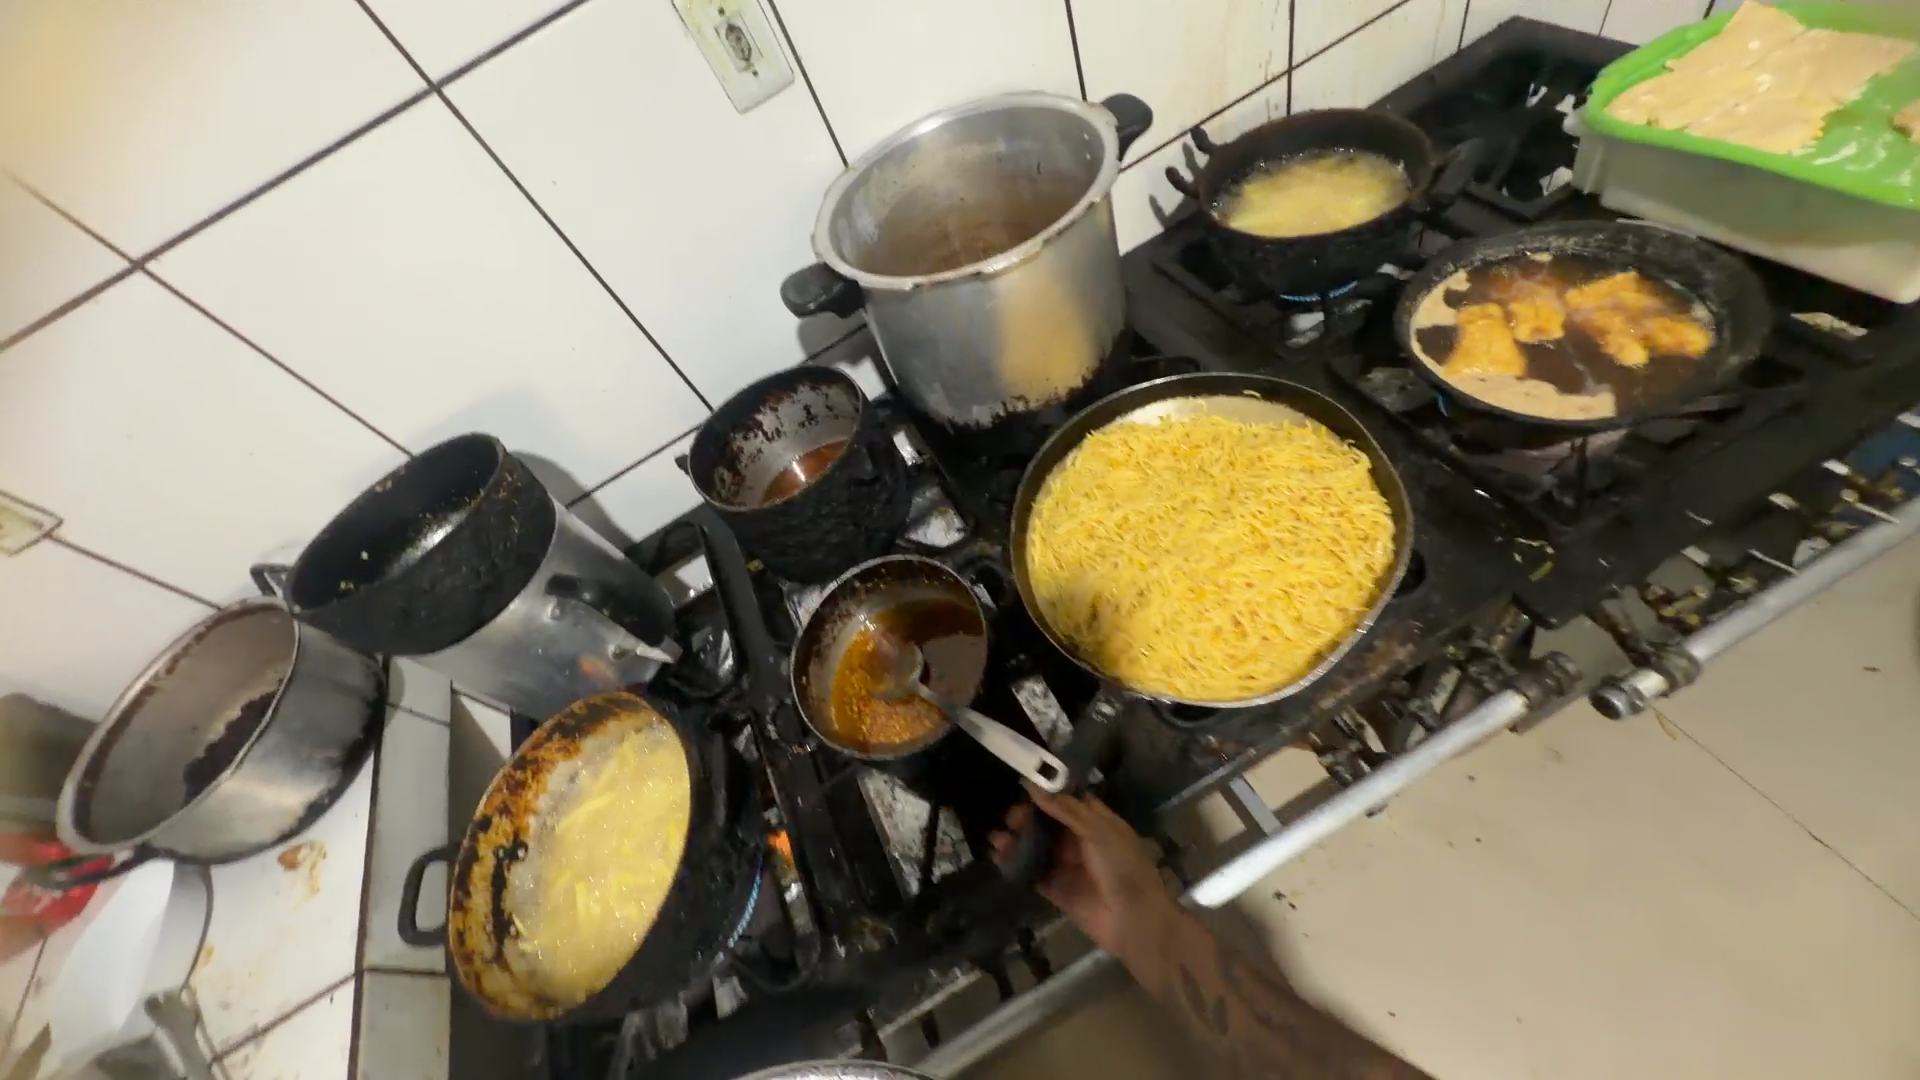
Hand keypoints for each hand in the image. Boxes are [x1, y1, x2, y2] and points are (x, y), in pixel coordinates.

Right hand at [989, 784, 1178, 960]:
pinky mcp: (1057, 889)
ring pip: (1037, 846)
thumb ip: (1065, 809)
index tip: (1022, 785)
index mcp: (1096, 821)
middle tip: (1011, 818)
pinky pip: (1033, 872)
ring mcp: (1068, 865)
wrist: (1135, 922)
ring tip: (996, 836)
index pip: (1067, 800)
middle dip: (1027, 816)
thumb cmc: (1123, 868)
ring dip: (1017, 839)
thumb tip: (1033, 786)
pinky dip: (1015, 863)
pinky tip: (998, 855)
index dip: (1046, 792)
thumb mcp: (1098, 831)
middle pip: (1048, 822)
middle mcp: (1080, 839)